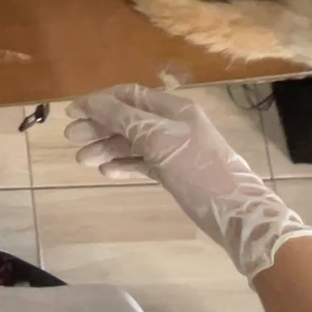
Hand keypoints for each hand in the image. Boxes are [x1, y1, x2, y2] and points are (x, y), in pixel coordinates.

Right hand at [66, 85, 311, 278]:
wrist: (239, 216)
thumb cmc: (198, 171)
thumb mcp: (158, 139)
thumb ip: (122, 118)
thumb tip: (90, 102)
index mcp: (173, 108)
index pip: (128, 95)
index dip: (99, 102)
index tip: (72, 113)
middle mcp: (172, 124)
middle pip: (127, 118)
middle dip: (99, 126)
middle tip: (72, 139)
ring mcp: (174, 149)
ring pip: (132, 142)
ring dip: (106, 148)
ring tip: (83, 162)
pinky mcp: (174, 172)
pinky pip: (142, 162)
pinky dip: (123, 164)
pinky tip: (106, 172)